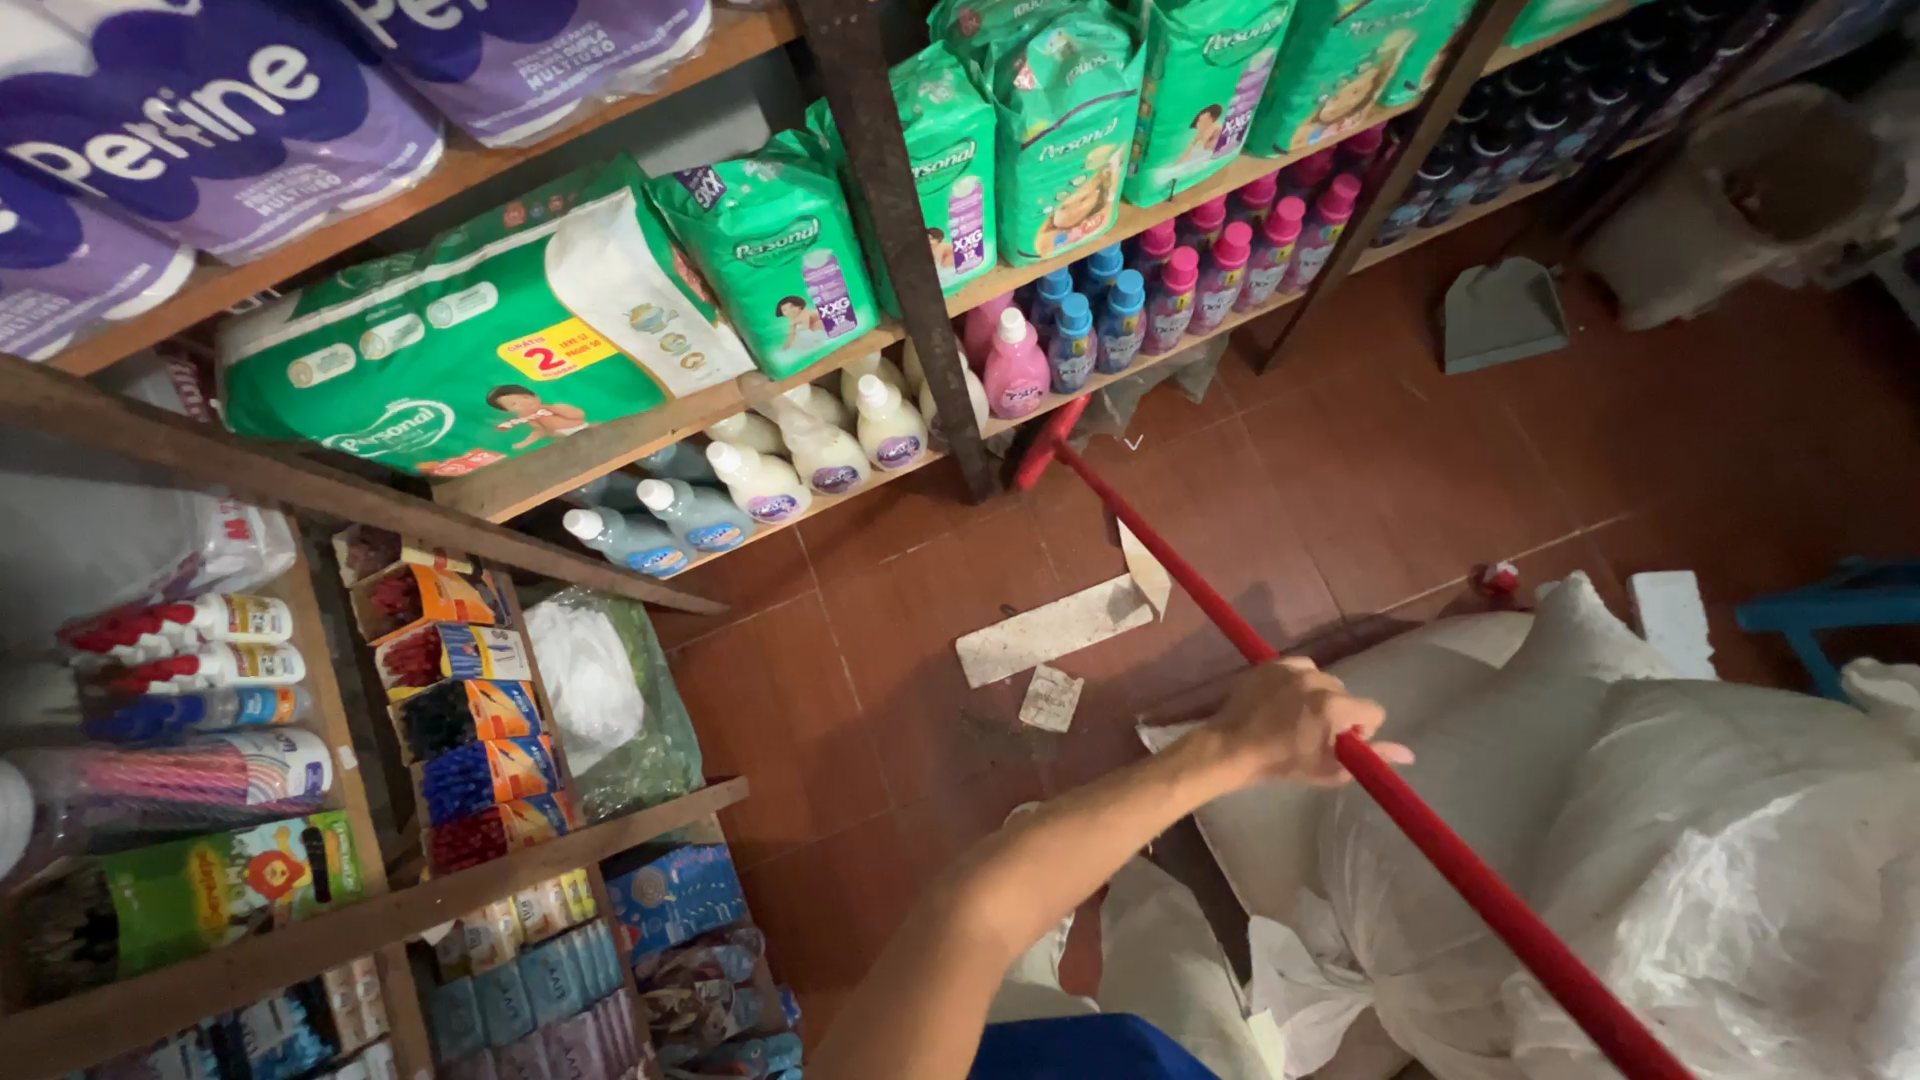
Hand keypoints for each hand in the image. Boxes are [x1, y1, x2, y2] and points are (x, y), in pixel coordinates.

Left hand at [1202, 658, 1411, 788]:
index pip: (1373, 710)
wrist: (1232, 747)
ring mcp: (1291, 669)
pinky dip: (1297, 680)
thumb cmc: (1282, 762)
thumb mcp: (1330, 768)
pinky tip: (1284, 698)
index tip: (1343, 740)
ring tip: (1298, 714)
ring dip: (1318, 693)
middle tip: (1316, 730)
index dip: (1363, 728)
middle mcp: (1316, 680)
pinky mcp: (1270, 664)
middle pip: (1346, 693)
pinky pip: (1298, 667)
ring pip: (1323, 678)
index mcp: (1335, 706)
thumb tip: (1408, 753)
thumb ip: (1371, 758)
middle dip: (1339, 711)